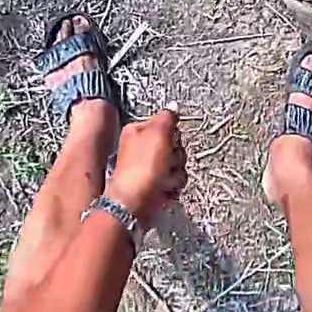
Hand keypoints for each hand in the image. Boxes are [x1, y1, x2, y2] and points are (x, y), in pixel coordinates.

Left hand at [104, 108, 186, 225]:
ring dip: (176, 174)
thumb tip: (173, 107)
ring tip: (164, 180)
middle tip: (167, 164)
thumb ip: (168, 118)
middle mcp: (142, 148)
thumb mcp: (158, 134)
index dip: (174, 136)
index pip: (168, 126)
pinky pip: (174, 182)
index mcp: (138, 131)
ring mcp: (148, 168)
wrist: (135, 204)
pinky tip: (164, 190)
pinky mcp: (154, 185)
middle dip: (177, 158)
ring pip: (177, 166)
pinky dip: (172, 187)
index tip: (171, 143)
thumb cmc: (143, 168)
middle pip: (175, 147)